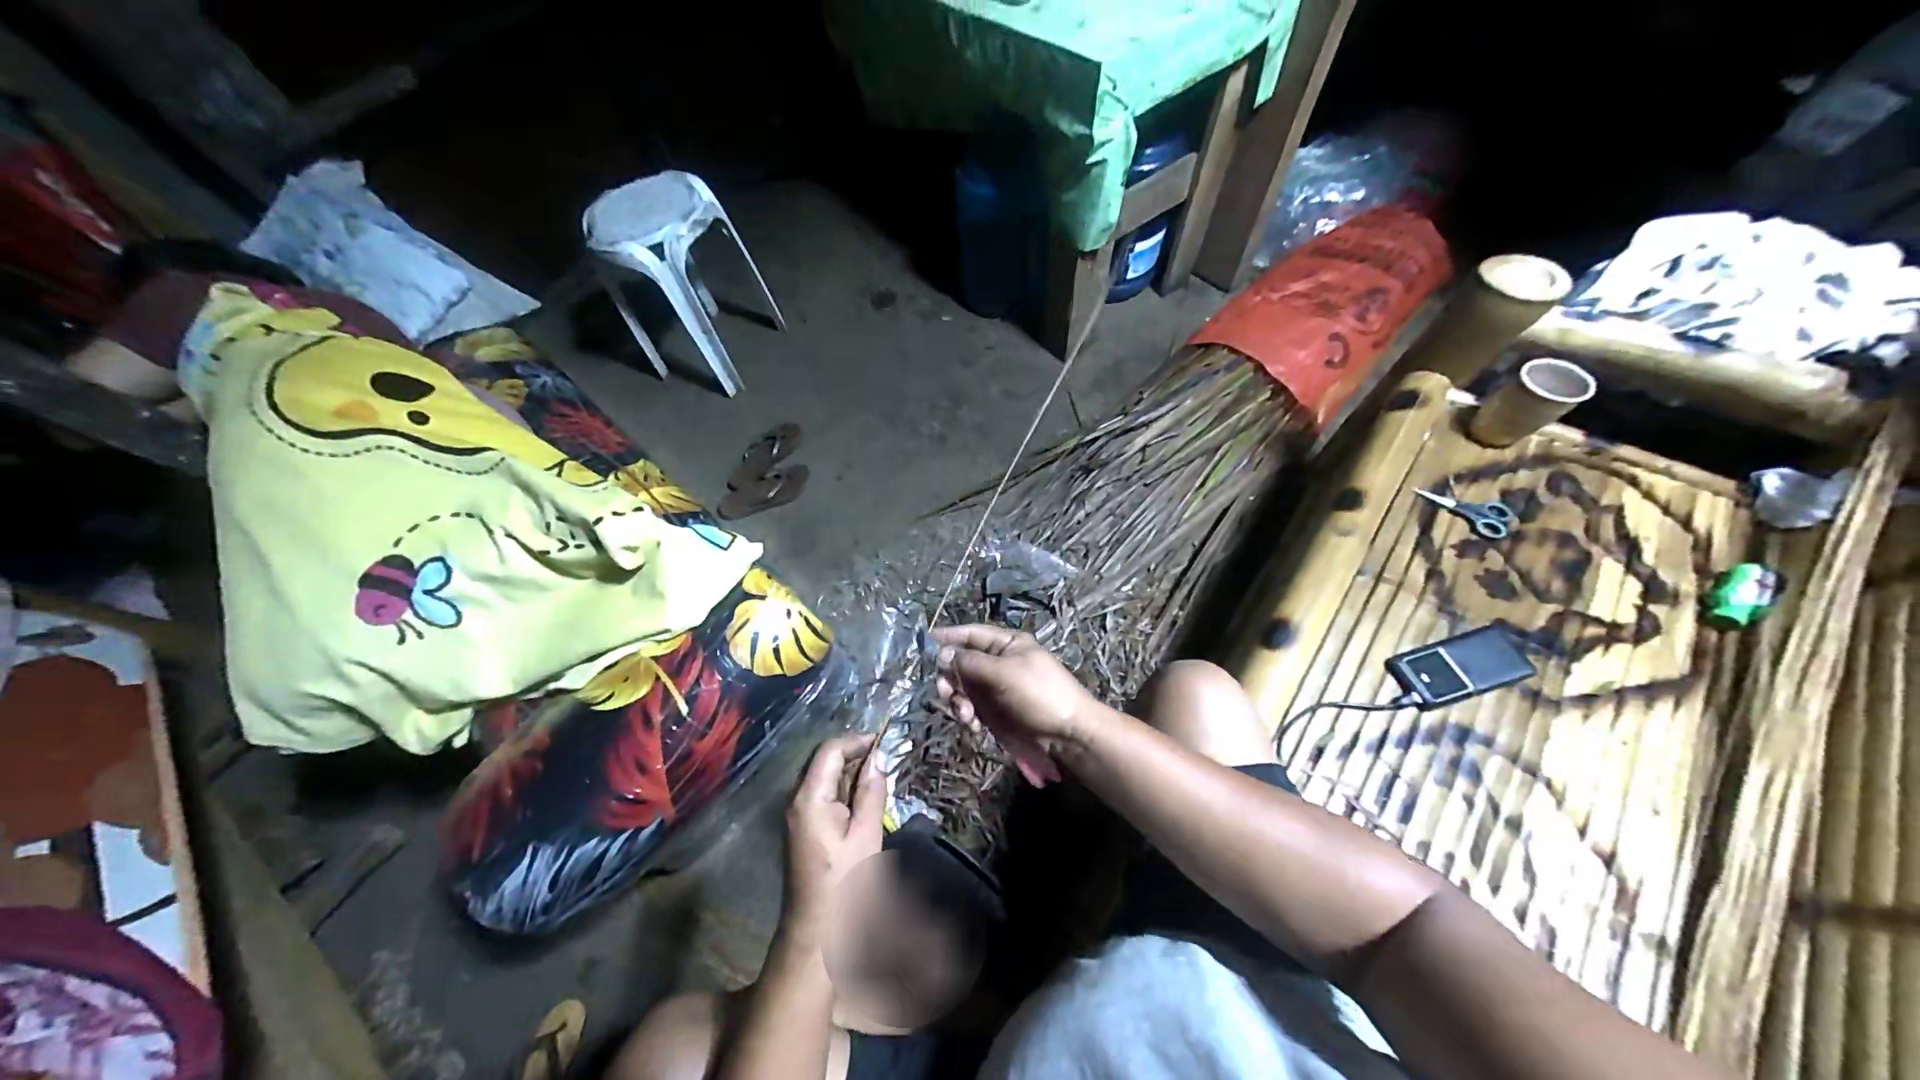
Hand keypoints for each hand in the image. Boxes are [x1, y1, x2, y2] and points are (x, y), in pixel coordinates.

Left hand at [784, 734, 886, 936]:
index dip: (856, 740)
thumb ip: (872, 790)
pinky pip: (822, 794)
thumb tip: (878, 757)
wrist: (817, 928)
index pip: (829, 749)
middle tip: (885, 758)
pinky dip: (843, 788)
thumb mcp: (867, 833)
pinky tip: (863, 797)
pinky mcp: (802, 826)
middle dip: (854, 753)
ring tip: (879, 776)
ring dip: (850, 770)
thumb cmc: (845, 882)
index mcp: (809, 797)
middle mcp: (796, 799)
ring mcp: (796, 813)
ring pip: (823, 776)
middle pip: (823, 760)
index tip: (883, 742)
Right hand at [931, 625, 1103, 785]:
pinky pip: (970, 709)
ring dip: (957, 701)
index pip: (970, 634)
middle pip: (960, 663)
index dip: (947, 637)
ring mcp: (995, 689)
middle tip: (946, 692)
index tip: (923, 644)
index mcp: (1006, 644)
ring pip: (962, 689)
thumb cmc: (1040, 694)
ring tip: (967, 716)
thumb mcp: (1004, 672)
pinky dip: (967, 717)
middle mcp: (998, 663)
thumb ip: (970, 662)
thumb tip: (941, 653)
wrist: (1067, 735)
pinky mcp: (995, 713)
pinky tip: (974, 727)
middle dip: (950, 678)